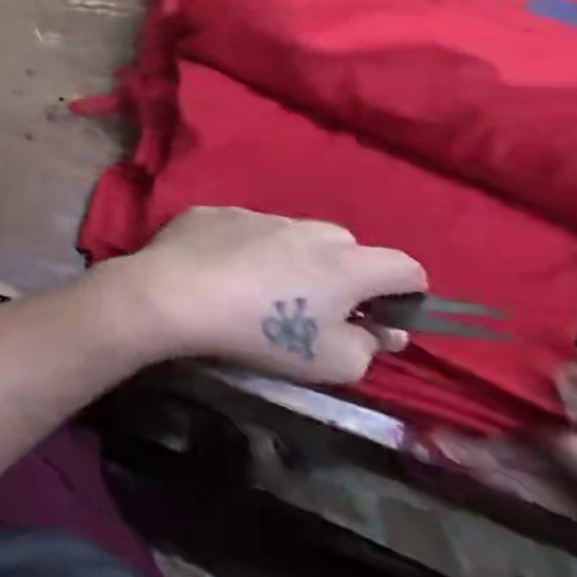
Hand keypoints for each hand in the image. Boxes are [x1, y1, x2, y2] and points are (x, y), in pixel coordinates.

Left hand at [107, 206, 426, 384]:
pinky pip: (239, 227)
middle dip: (344, 271)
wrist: (169, 295)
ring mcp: (250, 214)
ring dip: (289, 255)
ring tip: (257, 286)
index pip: (406, 268)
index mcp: (346, 263)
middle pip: (344, 244)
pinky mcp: (206, 212)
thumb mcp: (335, 363)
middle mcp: (302, 228)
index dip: (404, 295)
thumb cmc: (257, 332)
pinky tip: (216, 269)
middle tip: (315, 303)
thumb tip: (378, 329)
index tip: (377, 318)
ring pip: (288, 232)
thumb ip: (370, 345)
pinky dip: (240, 244)